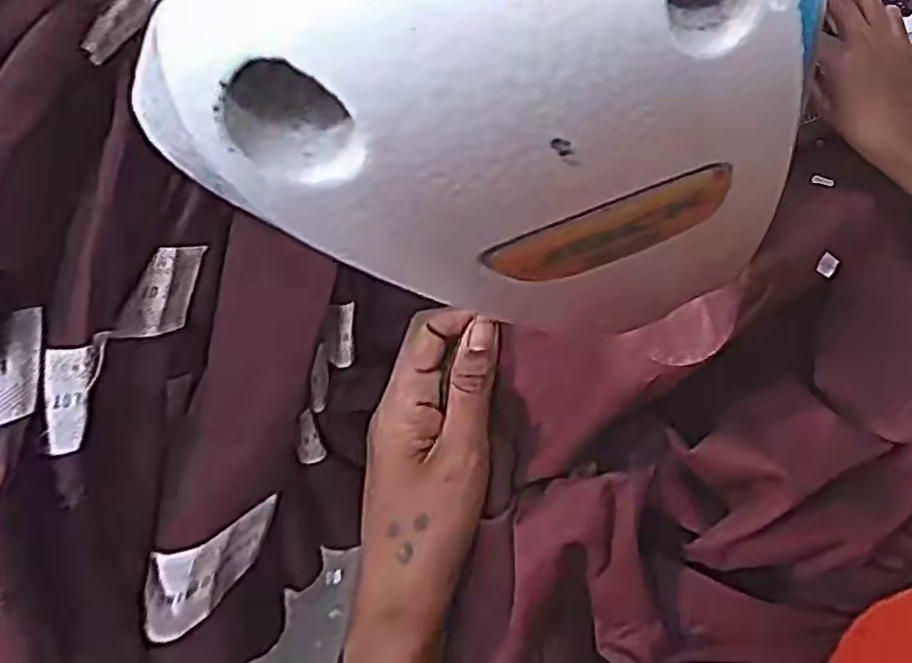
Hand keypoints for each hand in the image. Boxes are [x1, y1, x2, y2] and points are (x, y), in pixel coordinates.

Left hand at [346, 310, 497, 662]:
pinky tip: (494, 394)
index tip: (506, 314)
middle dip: (472, 334)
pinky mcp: (418, 441)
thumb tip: (484, 325)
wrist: (407, 597)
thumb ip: (473, 384)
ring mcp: (405, 424)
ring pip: (439, 370)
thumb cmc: (432, 527)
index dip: (463, 314)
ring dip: (474, 361)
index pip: (425, 331)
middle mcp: (396, 405)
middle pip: (430, 346)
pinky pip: (444, 395)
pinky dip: (470, 386)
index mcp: (398, 402)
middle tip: (515, 337)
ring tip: (511, 362)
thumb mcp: (463, 450)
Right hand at [811, 0, 911, 196]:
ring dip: (854, 2)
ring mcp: (888, 37)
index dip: (800, 29)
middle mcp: (864, 40)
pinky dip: (879, 14)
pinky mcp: (905, 43)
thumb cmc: (868, 132)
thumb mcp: (827, 110)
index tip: (795, 34)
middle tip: (820, 17)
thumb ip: (813, 82)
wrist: (909, 140)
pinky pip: (891, 12)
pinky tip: (871, 31)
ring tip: (846, 17)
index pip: (811, 28)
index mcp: (840, 58)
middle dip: (825, 5)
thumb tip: (806, 67)